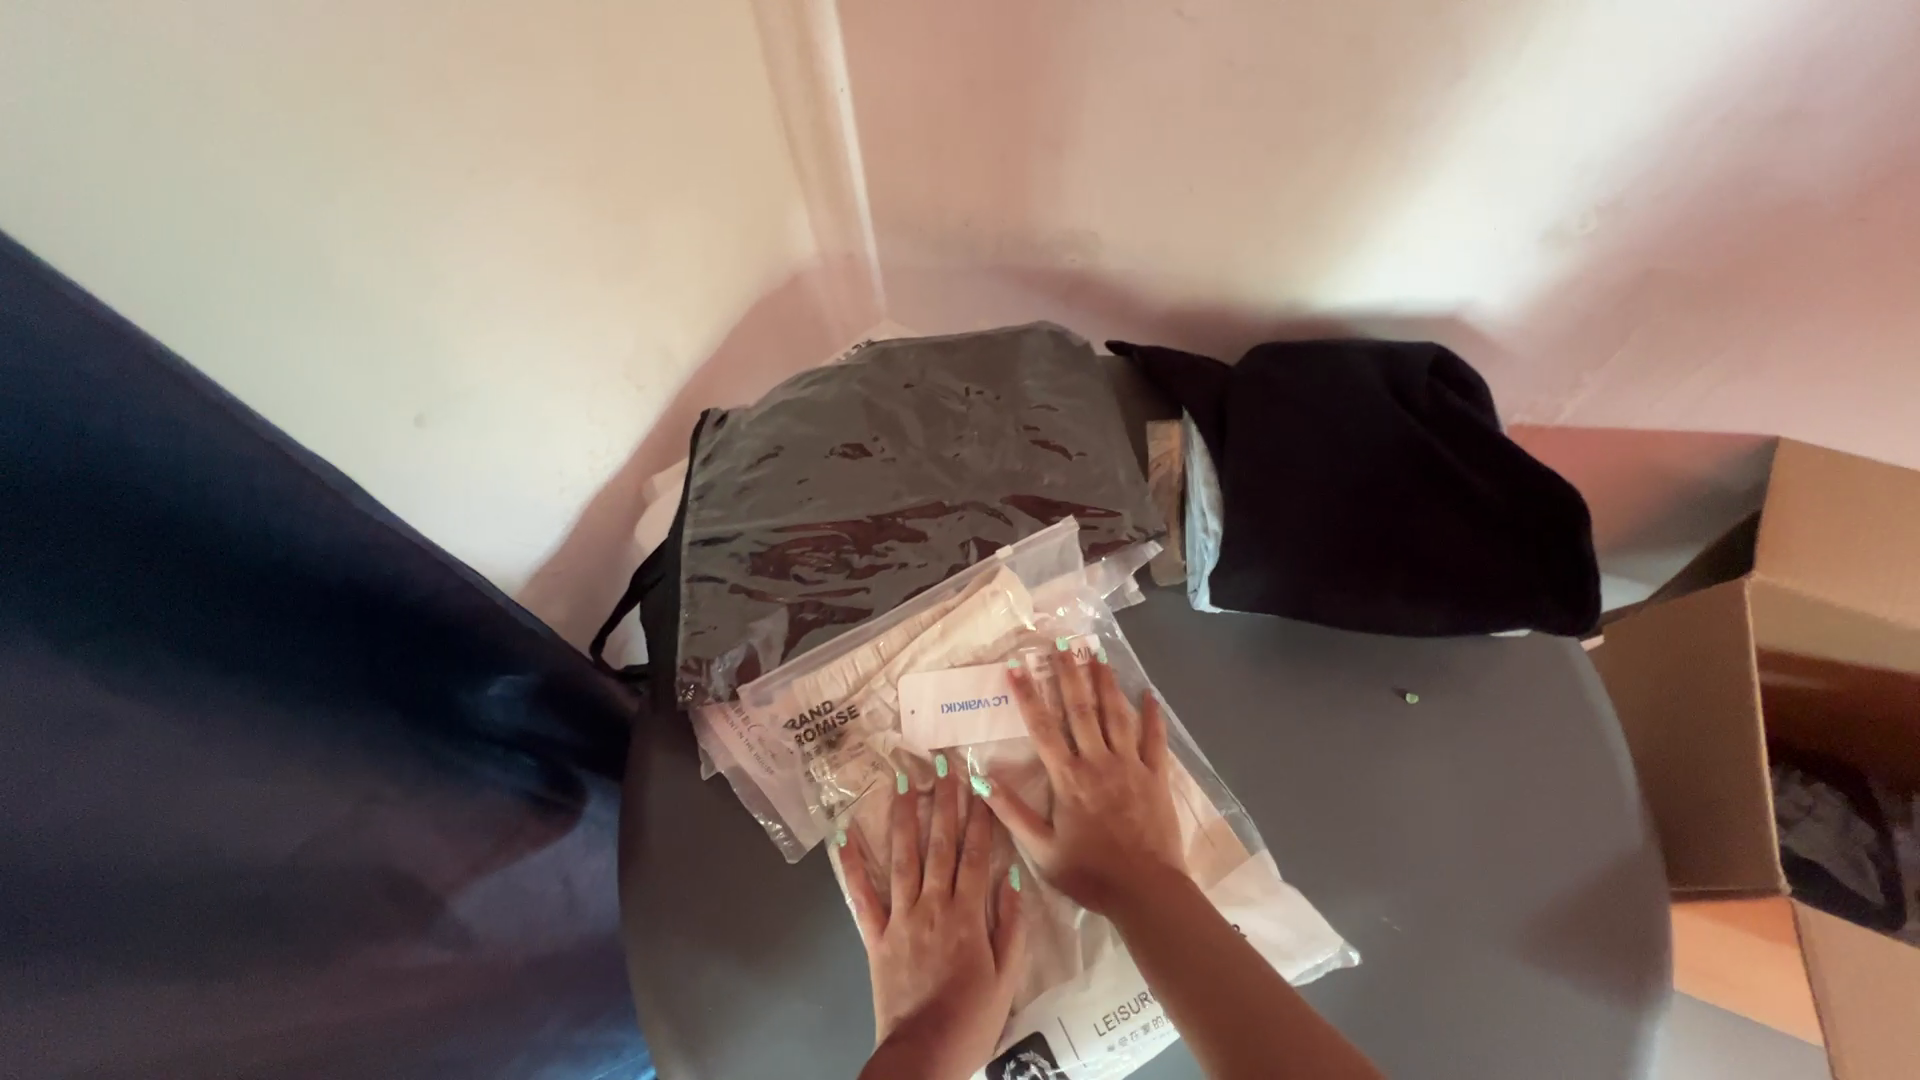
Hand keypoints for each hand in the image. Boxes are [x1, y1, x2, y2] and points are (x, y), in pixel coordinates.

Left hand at [841, 758, 1025, 1079]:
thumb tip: (1013, 878)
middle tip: (943, 763)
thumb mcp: (1007, 977)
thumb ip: (1012, 926)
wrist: (924, 1055)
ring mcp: (901, 917)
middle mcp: (933, 905)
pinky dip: (852, 865)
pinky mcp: (875, 936)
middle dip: (944, 800)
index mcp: (968, 915)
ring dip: (903, 816)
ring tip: (903, 780)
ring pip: (902, 858)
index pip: (976, 854)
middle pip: (940, 844)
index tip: (979, 782)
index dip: (979, 816)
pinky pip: (862, 896)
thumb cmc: (972, 1018)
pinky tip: (845, 835)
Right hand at [982, 645, 1185, 915]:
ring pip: (1116, 715)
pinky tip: (1149, 694)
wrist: (1146, 891)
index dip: (1028, 695)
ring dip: (1106, 683)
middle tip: (1063, 643)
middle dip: (1070, 673)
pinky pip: (1154, 739)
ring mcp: (1131, 765)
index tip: (1017, 667)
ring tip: (1097, 655)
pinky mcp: (1156, 776)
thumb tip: (981, 779)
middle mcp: (1098, 762)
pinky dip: (1152, 715)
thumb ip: (1012, 813)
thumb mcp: (1041, 850)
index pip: (1042, 728)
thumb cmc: (1090, 873)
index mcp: (1067, 778)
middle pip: (1081, 709)